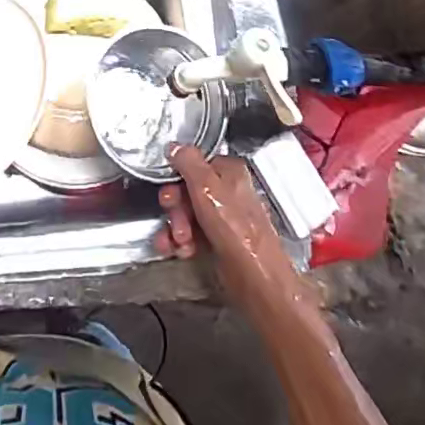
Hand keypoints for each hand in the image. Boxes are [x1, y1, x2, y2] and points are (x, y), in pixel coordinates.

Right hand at [154, 145, 309, 306]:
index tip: (169, 191)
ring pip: (188, 214)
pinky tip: (179, 250)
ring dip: (176, 227)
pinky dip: (182, 242)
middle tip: (175, 219)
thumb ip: (188, 163)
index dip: (178, 178)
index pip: (196, 164)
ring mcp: (224, 217)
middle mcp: (228, 192)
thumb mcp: (207, 187)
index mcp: (230, 171)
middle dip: (176, 207)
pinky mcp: (219, 241)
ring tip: (178, 241)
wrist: (255, 277)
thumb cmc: (236, 229)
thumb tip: (175, 146)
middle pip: (188, 190)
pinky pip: (192, 234)